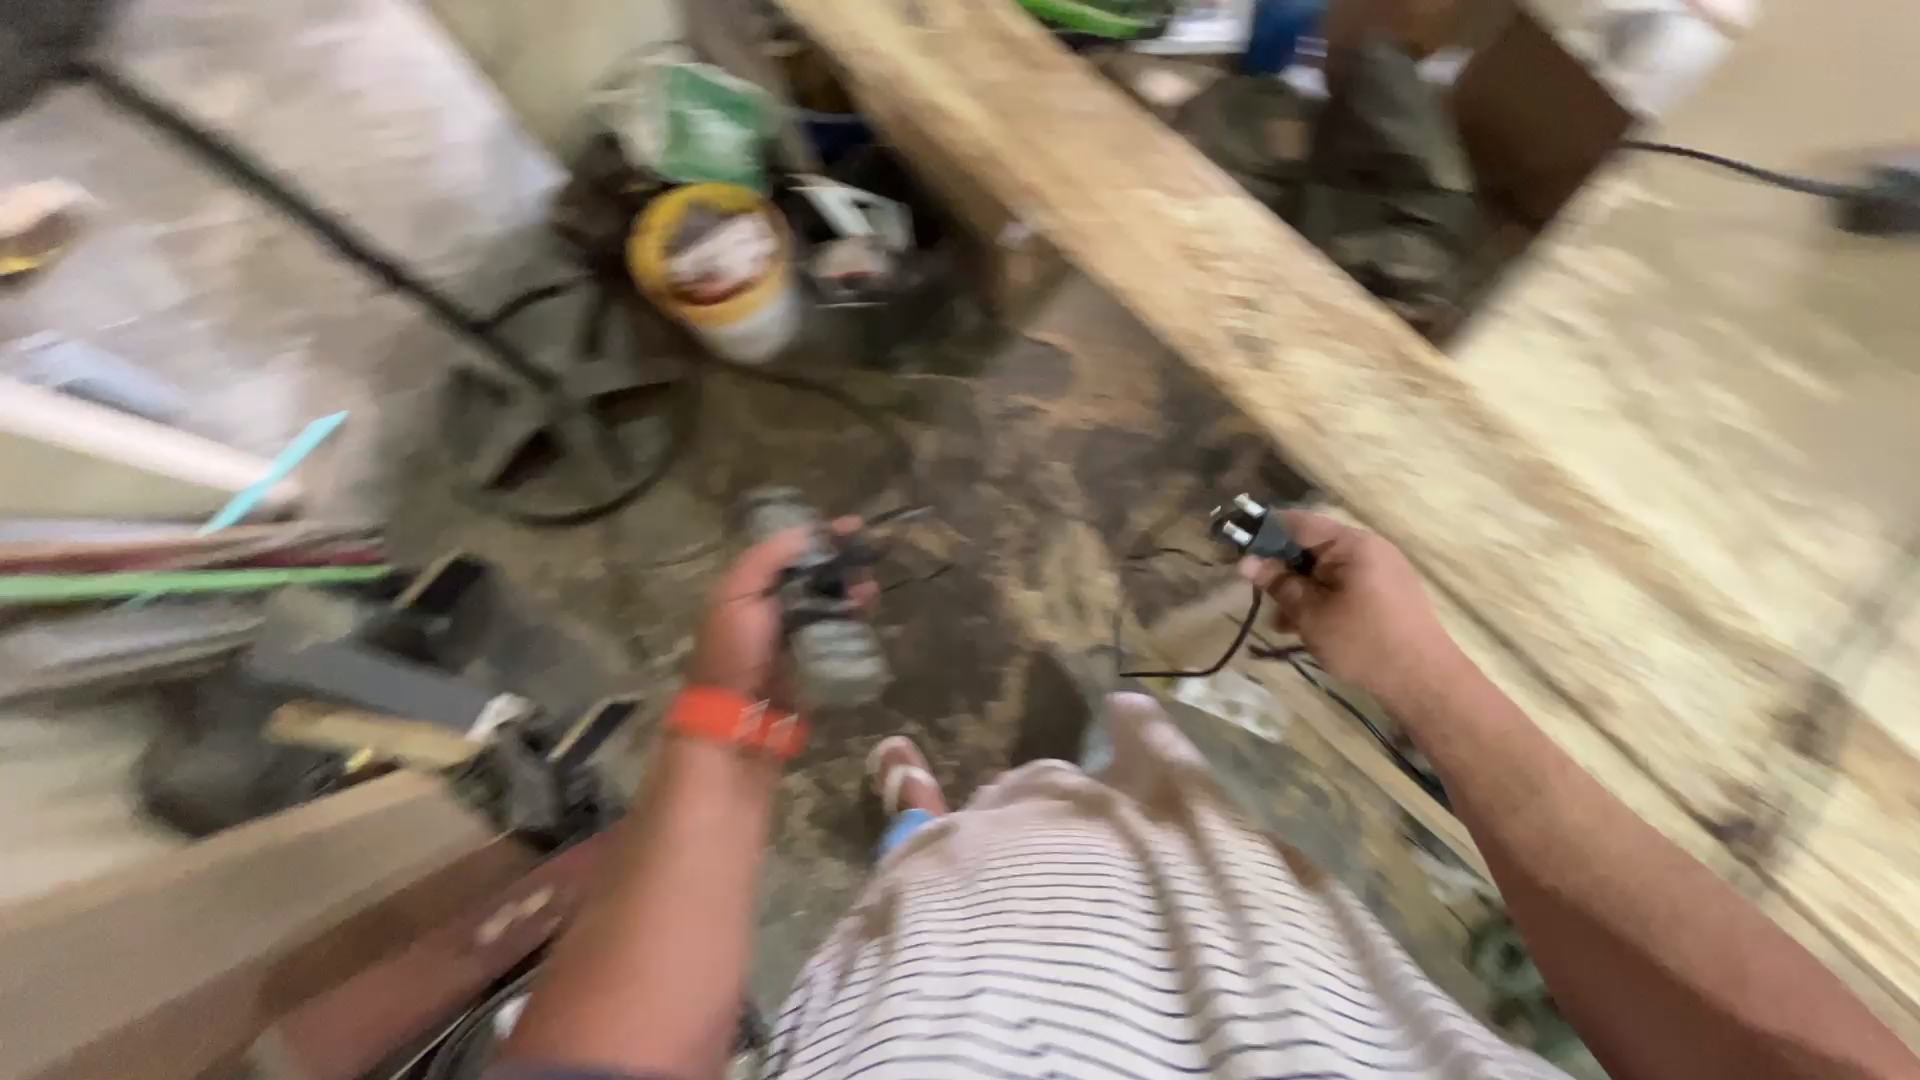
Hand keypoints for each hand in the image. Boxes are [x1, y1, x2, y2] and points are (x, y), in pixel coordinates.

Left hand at [686, 518, 875, 707]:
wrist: (740, 716)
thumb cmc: (734, 652)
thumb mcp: (737, 596)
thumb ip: (767, 559)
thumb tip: (808, 533)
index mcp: (756, 584)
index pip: (795, 549)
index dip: (823, 536)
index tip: (854, 526)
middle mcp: (780, 601)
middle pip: (822, 570)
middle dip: (847, 560)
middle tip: (869, 557)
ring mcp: (803, 628)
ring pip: (838, 595)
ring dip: (856, 586)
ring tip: (868, 590)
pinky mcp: (822, 652)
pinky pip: (846, 624)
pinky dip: (859, 612)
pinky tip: (867, 607)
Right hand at [1239, 510, 1463, 704]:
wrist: (1424, 681)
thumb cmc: (1363, 642)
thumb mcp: (1310, 613)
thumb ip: (1278, 583)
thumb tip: (1247, 562)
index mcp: (1352, 544)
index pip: (1297, 523)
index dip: (1264, 533)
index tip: (1239, 552)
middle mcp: (1368, 548)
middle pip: (1310, 546)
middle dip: (1281, 568)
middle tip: (1259, 595)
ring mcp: (1380, 570)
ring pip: (1324, 569)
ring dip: (1298, 589)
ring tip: (1281, 623)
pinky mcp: (1385, 592)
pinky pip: (1342, 584)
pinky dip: (1320, 599)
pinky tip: (1306, 628)